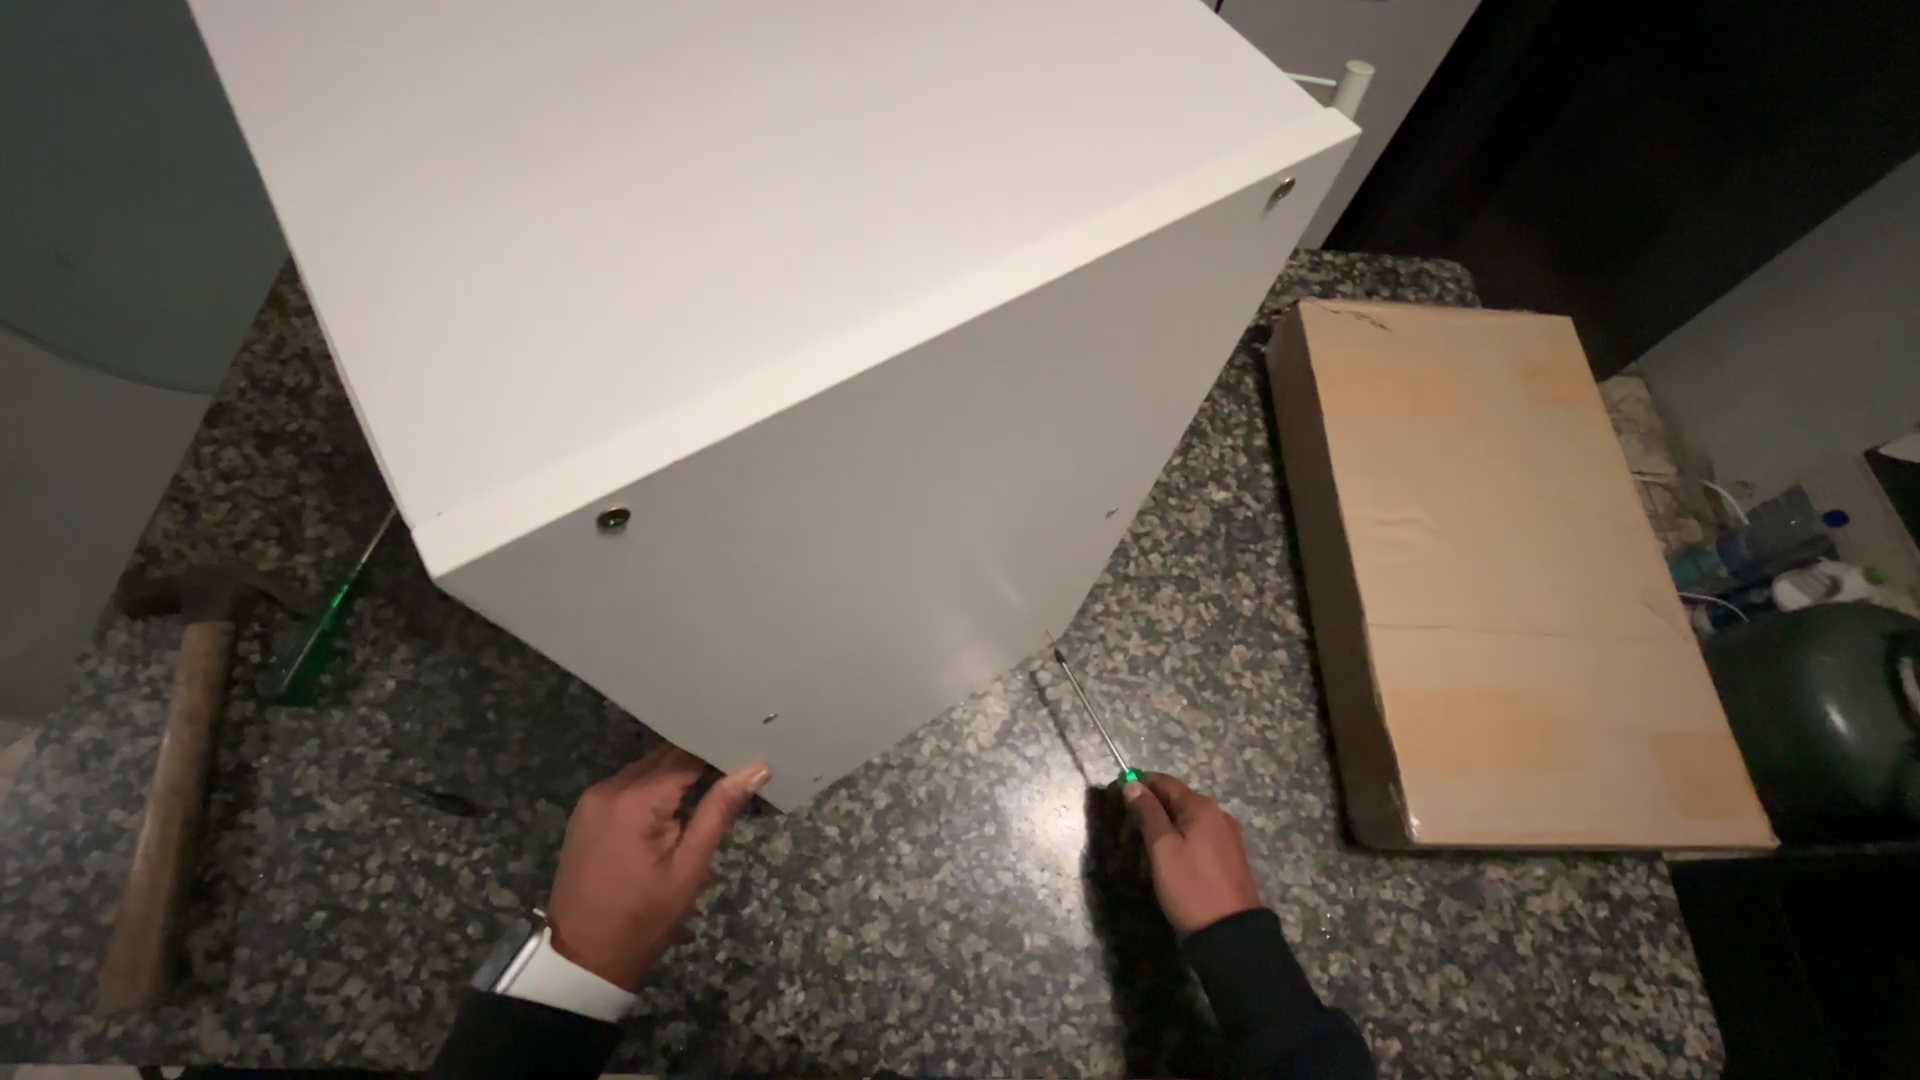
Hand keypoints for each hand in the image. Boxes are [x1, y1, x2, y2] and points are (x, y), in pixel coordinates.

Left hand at [545, 744, 769, 989]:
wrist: (580, 961)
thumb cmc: (643, 917)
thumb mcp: (690, 867)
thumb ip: (720, 810)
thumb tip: (756, 768)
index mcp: (638, 798)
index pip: (686, 754)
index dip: (718, 750)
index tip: (748, 750)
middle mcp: (611, 787)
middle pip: (664, 756)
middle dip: (699, 758)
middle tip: (738, 764)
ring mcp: (593, 799)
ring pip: (646, 767)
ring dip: (676, 772)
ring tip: (714, 779)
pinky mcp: (586, 812)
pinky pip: (628, 784)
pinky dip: (653, 785)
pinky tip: (677, 798)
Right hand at [1124, 772, 1262, 937]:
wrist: (1231, 936)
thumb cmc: (1191, 887)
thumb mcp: (1162, 848)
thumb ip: (1147, 812)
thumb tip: (1132, 784)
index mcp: (1202, 807)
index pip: (1164, 782)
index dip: (1138, 787)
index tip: (1117, 802)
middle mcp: (1218, 814)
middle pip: (1175, 800)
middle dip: (1148, 812)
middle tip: (1126, 837)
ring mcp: (1227, 836)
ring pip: (1186, 821)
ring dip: (1162, 829)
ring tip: (1144, 853)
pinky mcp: (1229, 857)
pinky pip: (1198, 838)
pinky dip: (1179, 842)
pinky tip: (1168, 862)